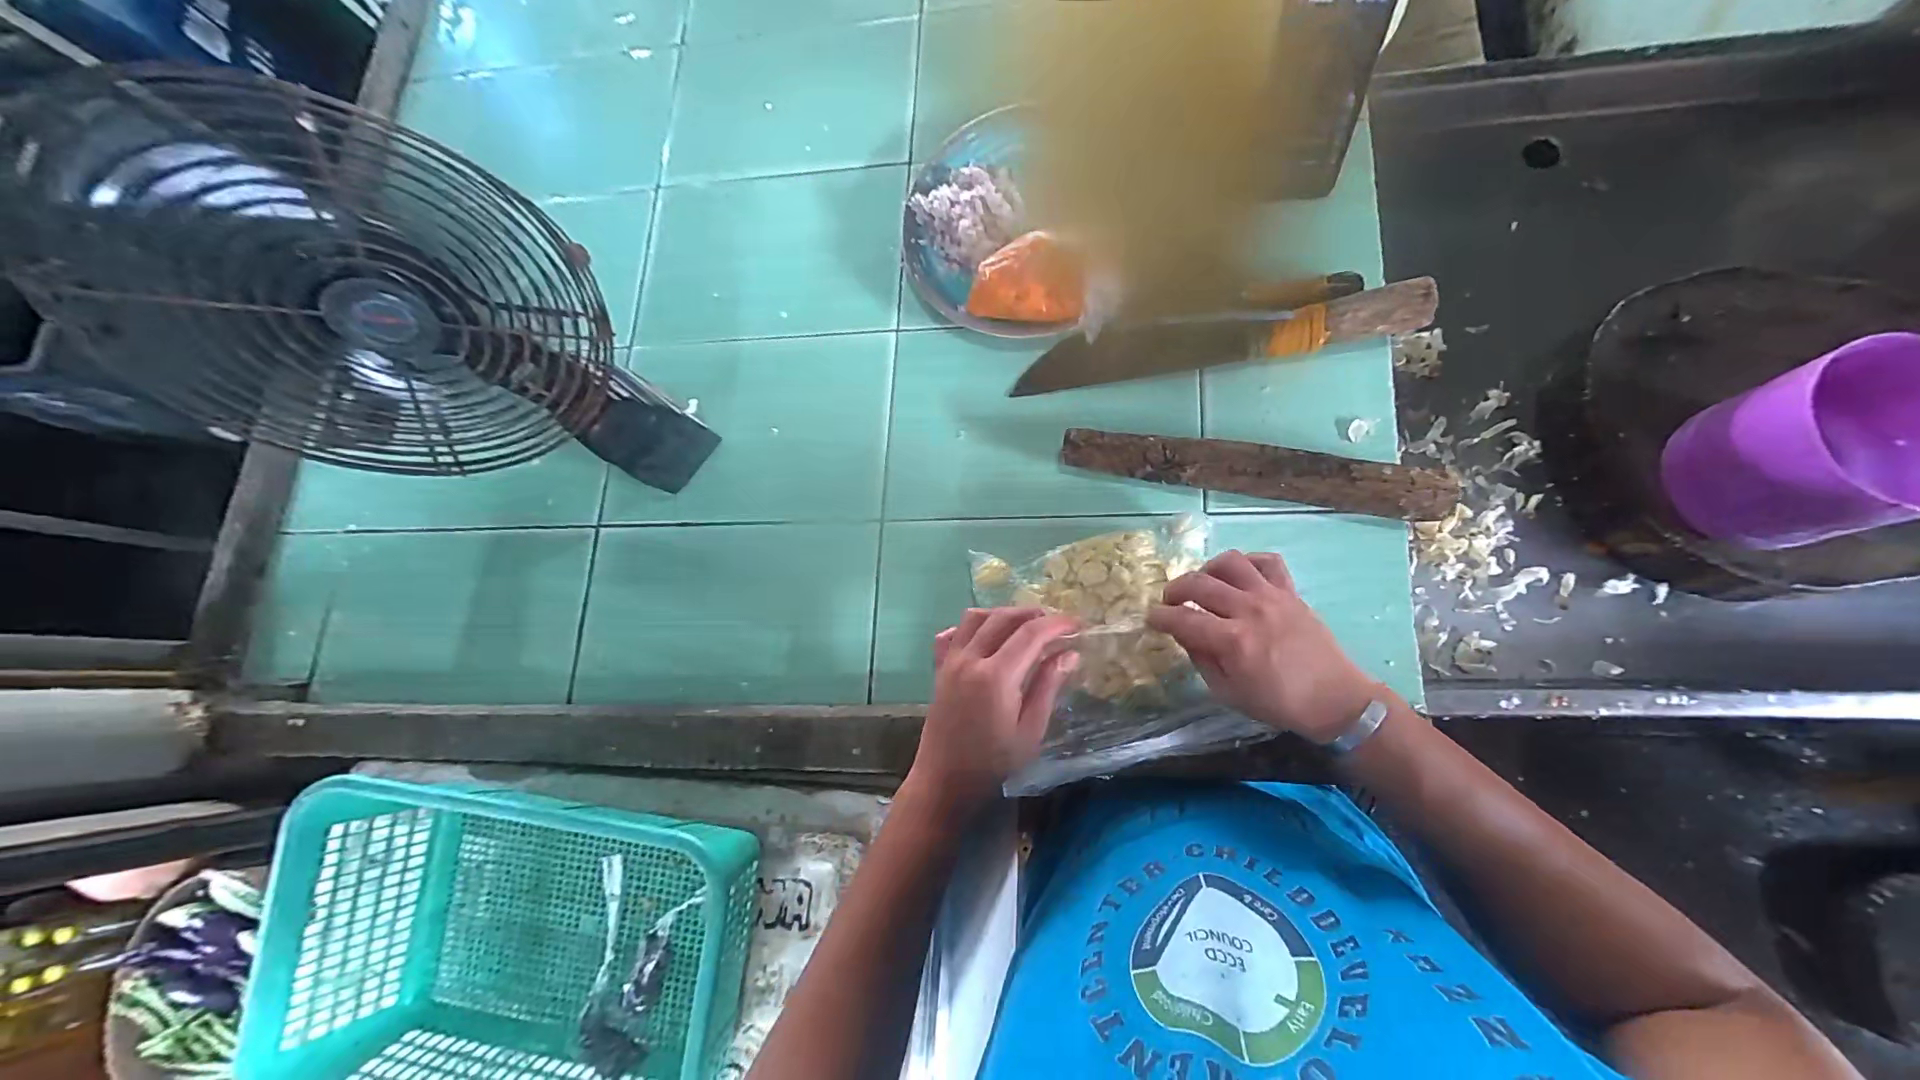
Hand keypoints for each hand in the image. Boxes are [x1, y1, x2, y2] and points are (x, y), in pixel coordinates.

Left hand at [907, 608, 1080, 809]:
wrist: (944, 782)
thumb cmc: (992, 764)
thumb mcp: (1030, 731)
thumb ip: (1047, 687)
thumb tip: (1068, 654)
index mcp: (996, 676)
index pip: (1030, 634)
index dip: (1056, 624)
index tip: (1076, 625)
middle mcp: (970, 660)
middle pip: (1003, 618)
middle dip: (1032, 614)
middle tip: (1055, 624)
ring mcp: (950, 662)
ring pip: (975, 618)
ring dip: (1002, 614)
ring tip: (1025, 624)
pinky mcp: (939, 670)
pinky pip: (952, 634)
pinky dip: (971, 626)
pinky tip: (986, 636)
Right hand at [1147, 550, 1382, 743]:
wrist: (1336, 699)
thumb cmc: (1278, 702)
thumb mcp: (1227, 692)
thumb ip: (1200, 658)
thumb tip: (1184, 633)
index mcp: (1233, 641)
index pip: (1183, 619)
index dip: (1160, 617)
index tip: (1152, 619)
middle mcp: (1250, 611)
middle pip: (1199, 583)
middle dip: (1174, 590)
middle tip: (1169, 601)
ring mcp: (1272, 597)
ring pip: (1230, 562)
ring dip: (1207, 569)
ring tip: (1203, 584)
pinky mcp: (1291, 592)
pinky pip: (1267, 561)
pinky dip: (1247, 563)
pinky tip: (1238, 578)